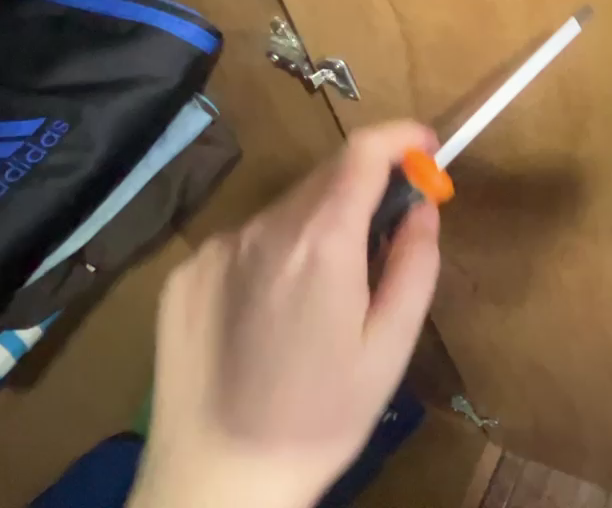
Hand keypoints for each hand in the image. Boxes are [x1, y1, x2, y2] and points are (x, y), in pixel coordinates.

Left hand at [128, 122, 442, 507]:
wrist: (213, 488)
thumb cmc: (321, 418)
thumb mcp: (391, 344)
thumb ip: (416, 260)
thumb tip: (423, 204)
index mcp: (321, 243)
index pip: (363, 151)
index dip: (401, 138)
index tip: (426, 148)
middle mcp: (263, 229)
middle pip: (329, 175)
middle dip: (368, 186)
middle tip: (389, 229)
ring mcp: (216, 249)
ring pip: (289, 207)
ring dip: (322, 220)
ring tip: (327, 289)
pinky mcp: (185, 274)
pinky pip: (249, 237)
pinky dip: (279, 247)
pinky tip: (274, 308)